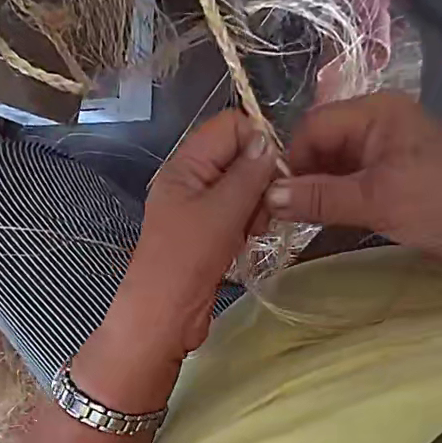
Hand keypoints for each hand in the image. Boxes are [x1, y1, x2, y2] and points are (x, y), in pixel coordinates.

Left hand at [125, 109, 280, 353]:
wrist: (163, 316)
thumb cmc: (186, 259)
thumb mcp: (222, 210)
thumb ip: (248, 172)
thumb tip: (267, 139)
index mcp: (184, 165)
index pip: (228, 126)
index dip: (257, 139)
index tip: (278, 169)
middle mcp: (190, 180)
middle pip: (238, 156)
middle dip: (260, 176)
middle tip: (266, 207)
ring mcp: (198, 208)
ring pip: (242, 187)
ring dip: (257, 204)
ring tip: (256, 228)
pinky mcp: (207, 234)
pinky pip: (237, 214)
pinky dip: (248, 223)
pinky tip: (249, 239)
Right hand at [265, 93, 441, 261]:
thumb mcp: (379, 200)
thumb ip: (320, 196)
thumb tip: (267, 195)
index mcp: (374, 113)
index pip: (309, 128)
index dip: (286, 163)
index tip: (266, 204)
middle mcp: (378, 125)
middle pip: (319, 147)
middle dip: (296, 181)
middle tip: (273, 222)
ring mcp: (390, 153)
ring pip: (334, 170)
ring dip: (314, 196)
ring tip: (292, 229)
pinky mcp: (400, 179)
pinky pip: (354, 186)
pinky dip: (336, 205)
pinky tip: (323, 227)